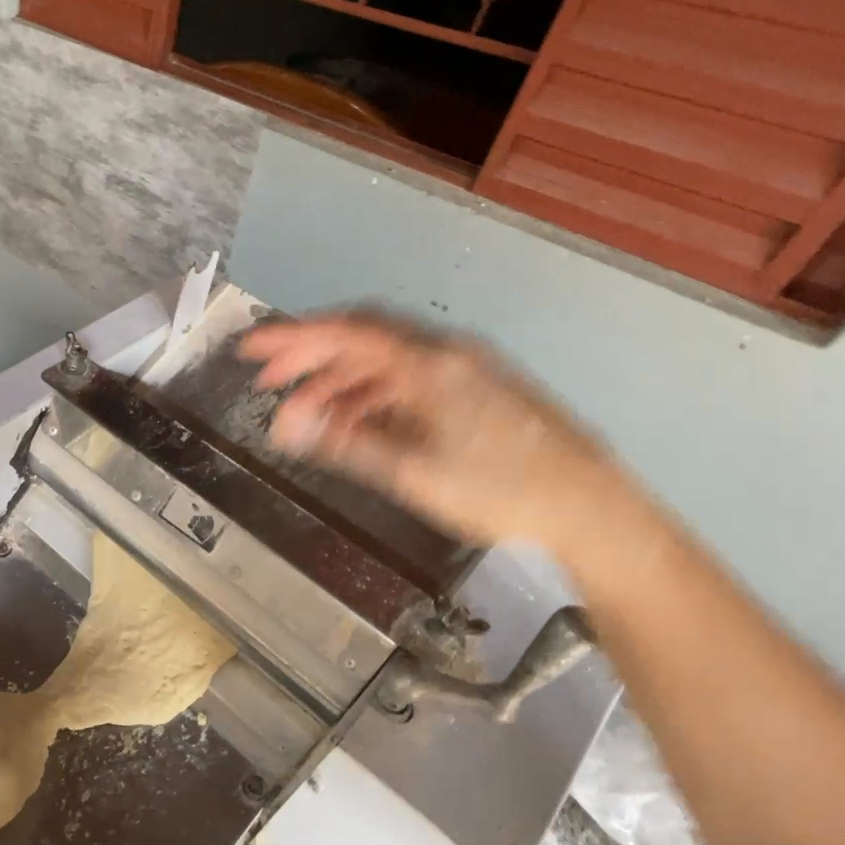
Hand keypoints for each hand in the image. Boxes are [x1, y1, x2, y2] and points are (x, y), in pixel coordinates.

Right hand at [238, 310, 652, 558]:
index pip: (347, 333)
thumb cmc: (500, 490)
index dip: (293, 337)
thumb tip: (287, 425)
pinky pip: (409, 380)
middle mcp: (446, 355)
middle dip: (311, 357)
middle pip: (363, 339)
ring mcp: (465, 371)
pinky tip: (355, 424)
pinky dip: (372, 395)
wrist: (592, 511)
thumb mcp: (412, 472)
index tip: (252, 347)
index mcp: (430, 365)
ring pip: (385, 361)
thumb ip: (345, 443)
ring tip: (306, 415)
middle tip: (269, 381)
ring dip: (339, 382)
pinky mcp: (477, 392)